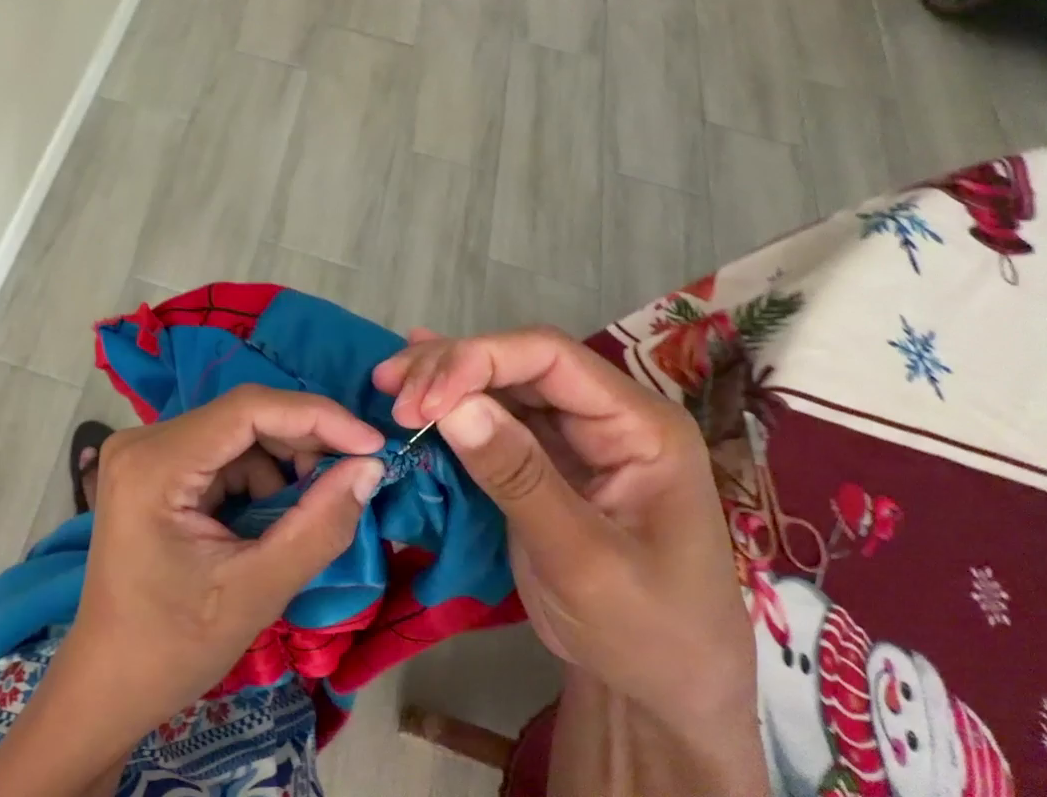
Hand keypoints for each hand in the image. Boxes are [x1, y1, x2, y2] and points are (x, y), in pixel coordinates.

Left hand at [59, 386, 385, 733]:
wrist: (112, 679)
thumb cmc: (175, 644)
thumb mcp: (257, 589)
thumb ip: (319, 525)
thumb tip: (371, 467)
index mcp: (154, 464)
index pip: (247, 408)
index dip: (318, 416)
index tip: (375, 444)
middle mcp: (142, 442)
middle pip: (242, 417)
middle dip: (303, 445)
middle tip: (352, 483)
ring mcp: (143, 454)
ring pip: (236, 437)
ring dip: (280, 470)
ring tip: (298, 523)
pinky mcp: (152, 471)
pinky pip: (220, 456)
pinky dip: (255, 482)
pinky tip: (265, 524)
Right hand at [372, 327, 754, 735]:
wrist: (660, 688)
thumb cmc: (644, 629)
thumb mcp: (582, 560)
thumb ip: (520, 478)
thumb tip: (452, 408)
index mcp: (640, 426)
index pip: (549, 358)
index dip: (477, 362)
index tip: (419, 400)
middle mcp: (607, 418)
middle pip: (519, 362)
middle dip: (450, 368)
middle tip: (388, 391)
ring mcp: (574, 440)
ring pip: (500, 385)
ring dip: (442, 381)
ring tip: (387, 383)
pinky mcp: (543, 464)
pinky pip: (493, 419)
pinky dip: (449, 406)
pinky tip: (413, 387)